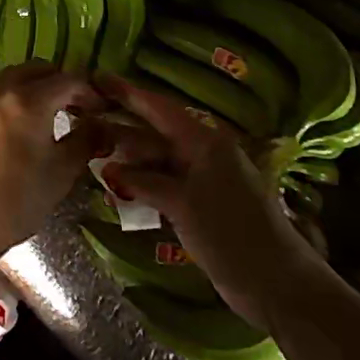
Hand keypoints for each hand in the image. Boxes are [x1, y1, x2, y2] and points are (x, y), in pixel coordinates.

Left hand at [0, 63, 105, 270]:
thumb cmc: (20, 200)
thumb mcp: (63, 170)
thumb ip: (88, 138)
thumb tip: (105, 125)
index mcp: (28, 101)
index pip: (69, 81)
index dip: (91, 92)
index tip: (103, 109)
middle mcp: (2, 88)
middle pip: (42, 69)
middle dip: (65, 84)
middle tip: (81, 108)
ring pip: (19, 73)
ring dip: (40, 83)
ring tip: (54, 109)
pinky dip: (16, 89)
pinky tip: (25, 113)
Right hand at [95, 74, 325, 328]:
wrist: (276, 281)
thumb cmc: (230, 232)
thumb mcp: (182, 203)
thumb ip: (144, 182)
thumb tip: (110, 170)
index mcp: (205, 141)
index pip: (159, 108)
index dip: (128, 93)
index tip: (98, 77)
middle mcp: (204, 153)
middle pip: (155, 133)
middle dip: (121, 127)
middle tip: (82, 122)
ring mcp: (203, 179)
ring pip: (158, 160)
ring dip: (128, 160)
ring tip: (90, 154)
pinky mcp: (201, 204)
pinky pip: (164, 184)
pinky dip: (141, 184)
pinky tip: (117, 190)